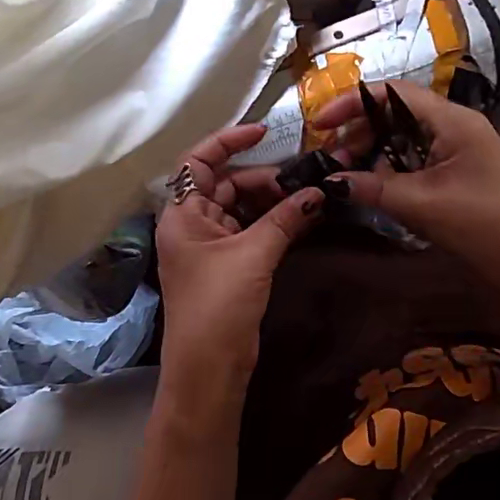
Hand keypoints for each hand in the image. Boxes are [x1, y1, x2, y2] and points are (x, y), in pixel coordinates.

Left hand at [154, 124, 324, 409]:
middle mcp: (190, 225)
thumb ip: (284, 219)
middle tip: (301, 182)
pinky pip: (248, 232)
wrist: (208, 368)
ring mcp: (207, 247)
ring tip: (307, 199)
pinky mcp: (225, 267)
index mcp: (181, 215)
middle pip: (224, 185)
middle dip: (261, 179)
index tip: (263, 132)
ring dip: (270, 202)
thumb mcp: (253, 255)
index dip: (227, 142)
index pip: (198, 162)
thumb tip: (318, 192)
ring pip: (239, 209)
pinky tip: (301, 219)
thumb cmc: (219, 305)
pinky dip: (271, 224)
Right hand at [312, 82, 499, 298]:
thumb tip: (329, 181)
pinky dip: (386, 173)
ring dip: (369, 155)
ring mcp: (455, 154)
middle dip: (357, 133)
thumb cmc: (487, 224)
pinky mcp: (454, 179)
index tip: (319, 125)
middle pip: (393, 116)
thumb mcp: (423, 204)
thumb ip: (372, 187)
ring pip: (400, 142)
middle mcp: (453, 129)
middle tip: (329, 161)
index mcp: (451, 120)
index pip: (393, 93)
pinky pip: (411, 165)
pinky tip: (367, 190)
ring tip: (343, 178)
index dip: (351, 103)